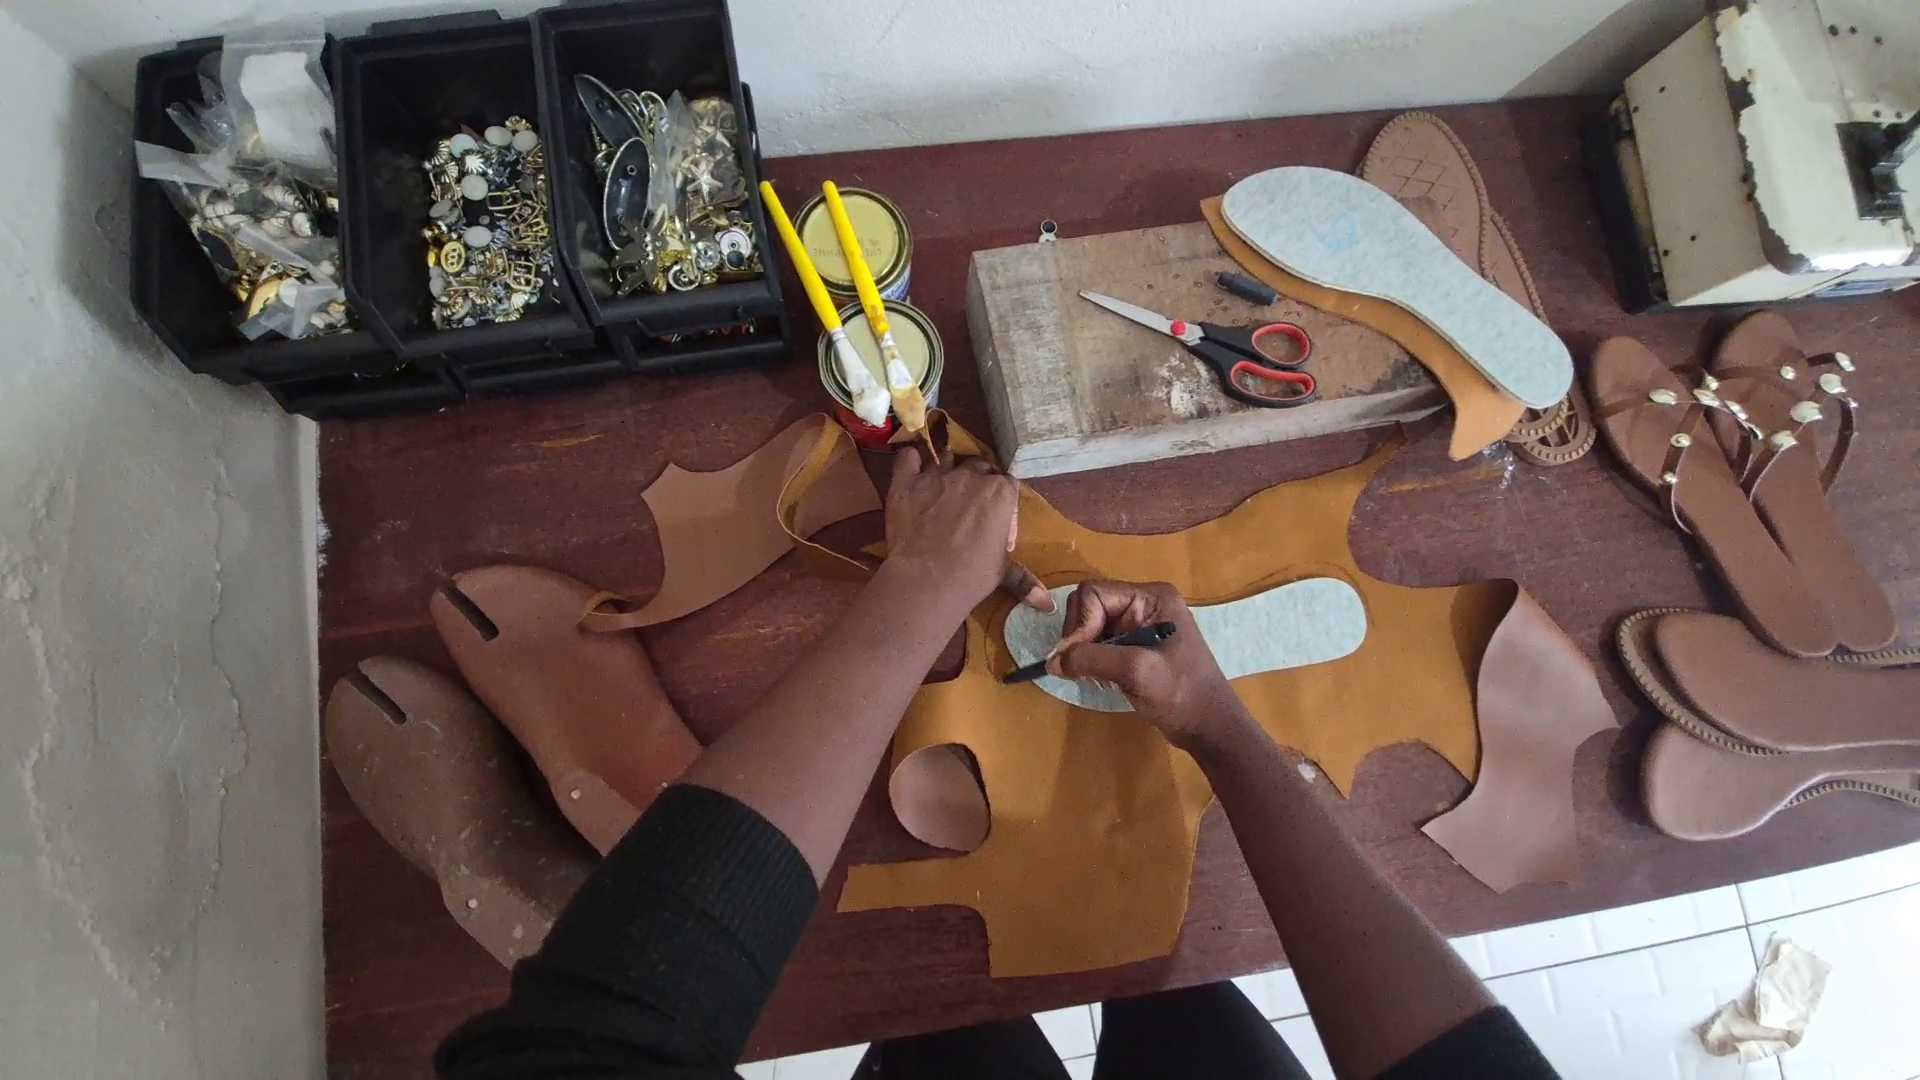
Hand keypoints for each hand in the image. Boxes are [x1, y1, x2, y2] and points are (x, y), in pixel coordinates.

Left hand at [886, 447, 1051, 613]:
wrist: (926, 580)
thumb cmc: (971, 576)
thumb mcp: (1002, 574)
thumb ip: (1024, 579)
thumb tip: (1048, 604)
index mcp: (1000, 492)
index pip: (1007, 484)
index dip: (1002, 501)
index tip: (995, 522)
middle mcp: (970, 476)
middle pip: (978, 468)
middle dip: (977, 483)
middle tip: (969, 509)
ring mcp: (936, 476)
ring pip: (946, 459)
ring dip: (947, 470)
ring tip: (943, 491)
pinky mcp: (906, 482)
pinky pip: (908, 457)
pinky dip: (911, 460)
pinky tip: (912, 470)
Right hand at [1047, 580, 1250, 750]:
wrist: (1210, 728)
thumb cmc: (1182, 695)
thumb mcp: (1136, 671)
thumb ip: (1091, 659)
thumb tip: (1052, 660)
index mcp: (1152, 597)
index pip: (1094, 594)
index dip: (1079, 623)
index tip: (1076, 657)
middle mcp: (1144, 603)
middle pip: (1089, 606)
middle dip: (1079, 637)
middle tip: (1082, 669)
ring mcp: (1139, 624)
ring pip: (1090, 625)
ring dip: (1084, 651)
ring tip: (1096, 678)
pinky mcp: (1135, 644)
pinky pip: (1099, 642)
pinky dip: (1092, 660)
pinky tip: (1102, 680)